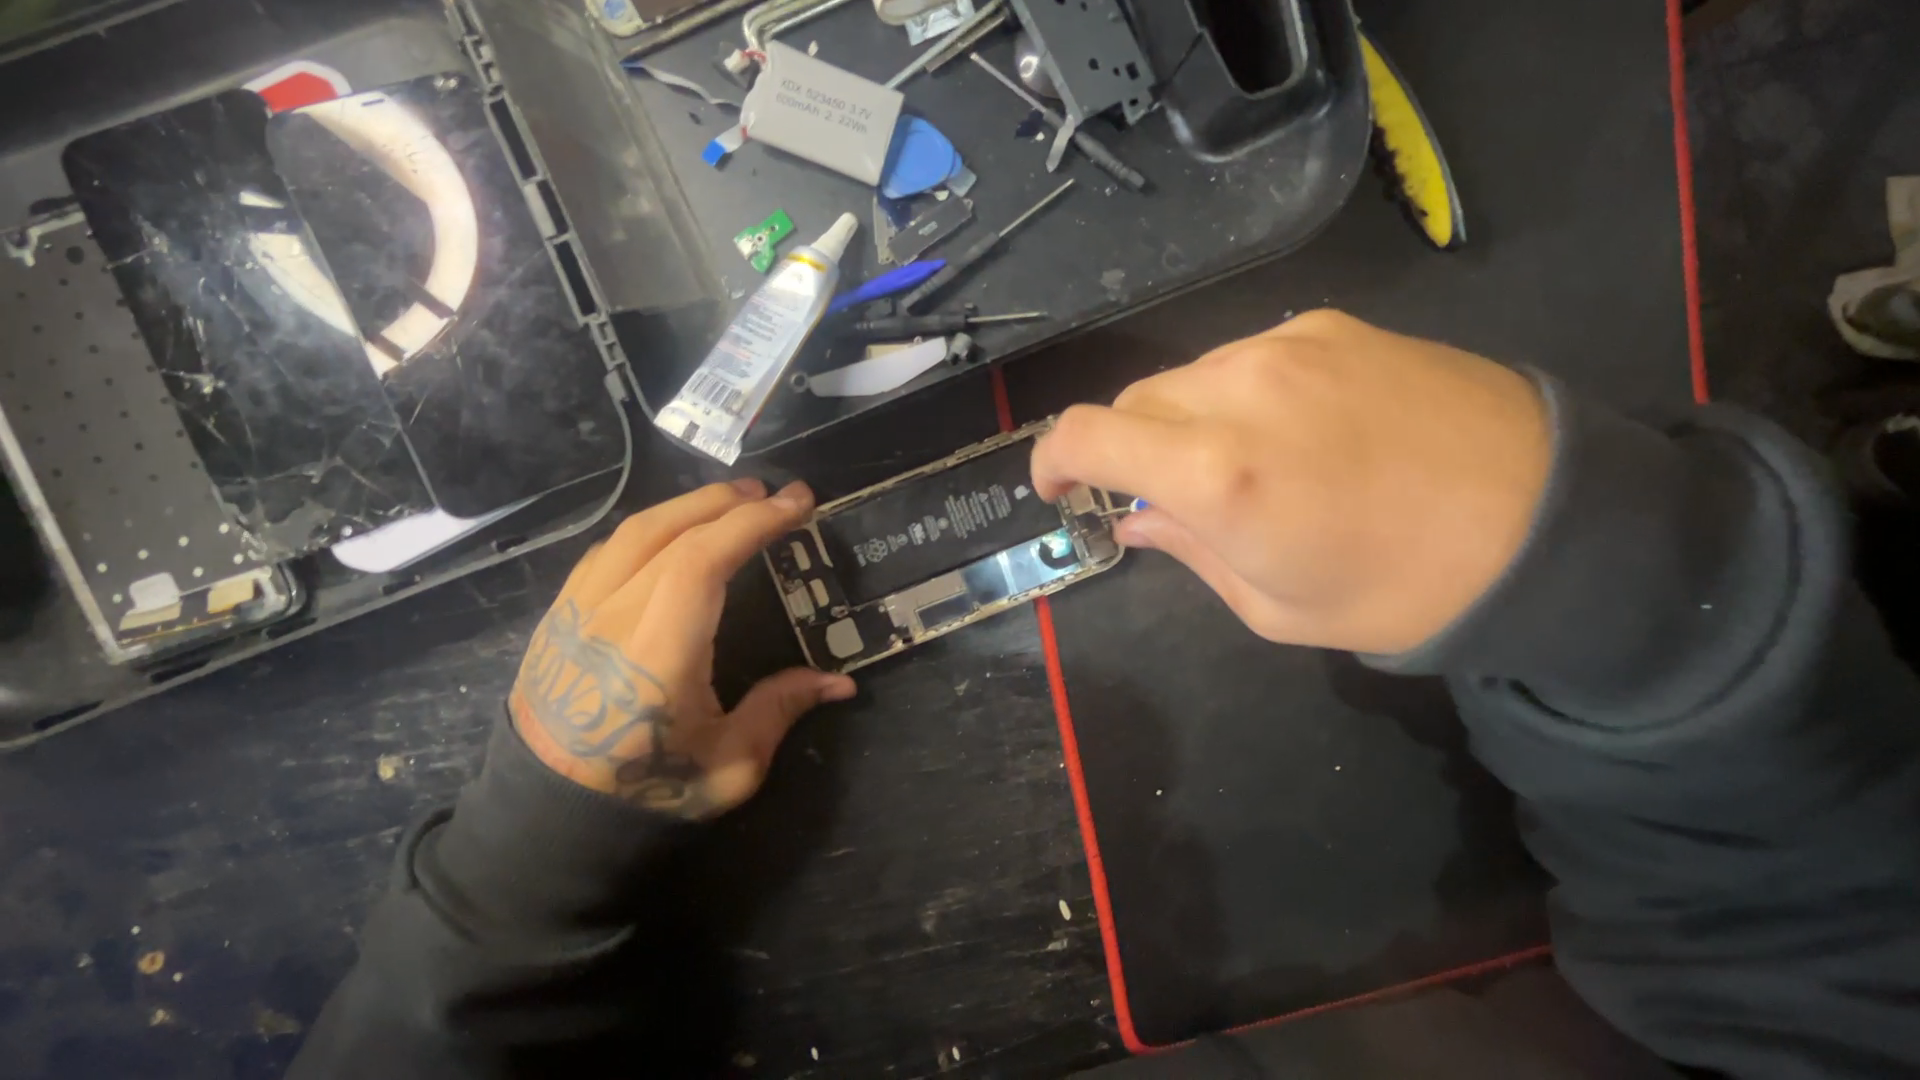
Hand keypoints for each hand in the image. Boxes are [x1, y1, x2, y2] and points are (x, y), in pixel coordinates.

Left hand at [510, 480, 855, 818]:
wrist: (548, 816)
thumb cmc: (648, 789)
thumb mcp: (730, 766)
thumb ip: (781, 710)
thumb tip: (841, 682)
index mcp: (657, 652)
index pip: (701, 560)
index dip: (751, 523)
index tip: (796, 504)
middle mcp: (611, 617)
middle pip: (667, 531)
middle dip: (726, 502)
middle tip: (773, 493)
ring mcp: (576, 612)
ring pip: (632, 532)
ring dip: (687, 506)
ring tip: (732, 499)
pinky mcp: (558, 616)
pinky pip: (606, 551)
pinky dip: (650, 528)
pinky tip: (674, 531)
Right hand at [1031, 310, 1551, 654]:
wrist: (1551, 521)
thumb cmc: (1400, 588)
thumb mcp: (1274, 604)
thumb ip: (1187, 550)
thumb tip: (1133, 519)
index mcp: (1215, 471)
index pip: (1084, 434)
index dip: (1051, 460)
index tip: (1060, 489)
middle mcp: (1236, 389)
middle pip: (1132, 402)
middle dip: (1127, 449)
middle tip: (1168, 496)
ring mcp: (1287, 345)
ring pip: (1188, 376)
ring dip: (1184, 420)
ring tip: (1241, 464)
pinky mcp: (1333, 326)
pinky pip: (1247, 357)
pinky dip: (1237, 394)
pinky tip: (1292, 429)